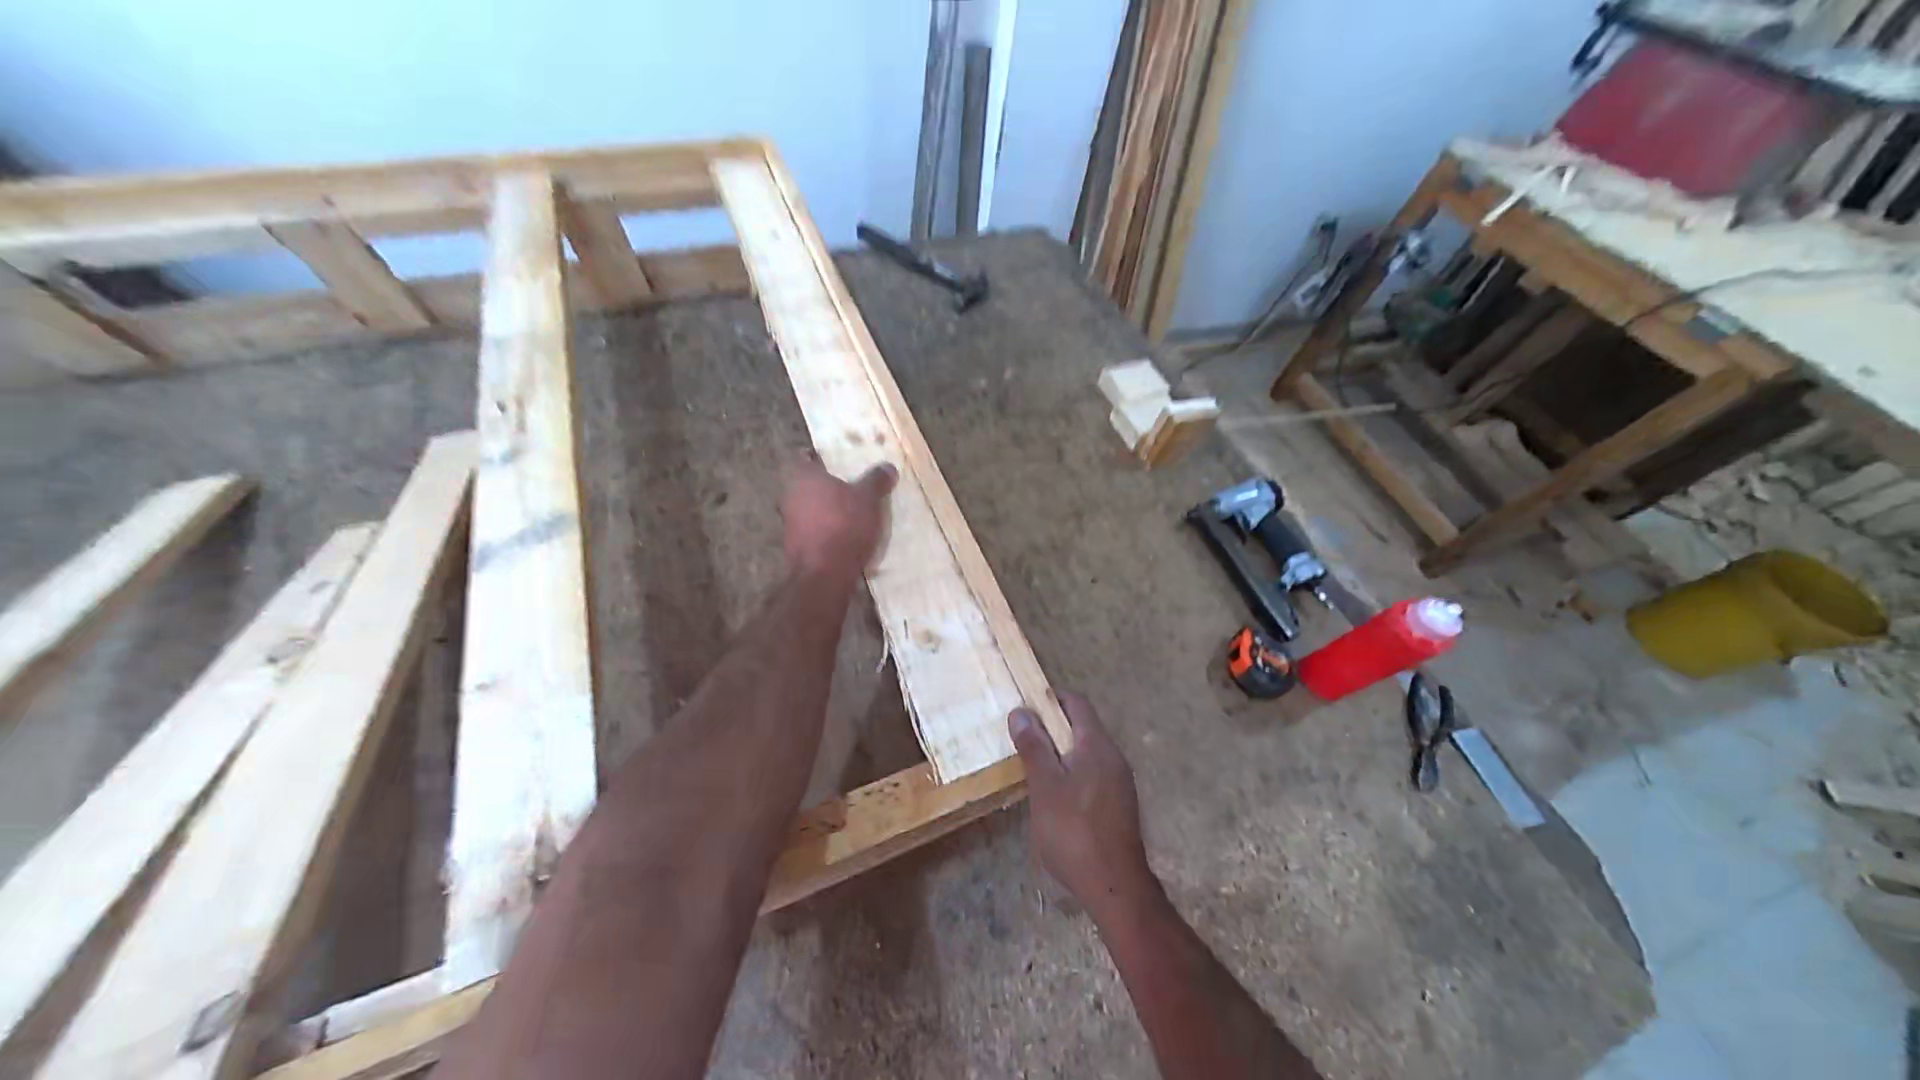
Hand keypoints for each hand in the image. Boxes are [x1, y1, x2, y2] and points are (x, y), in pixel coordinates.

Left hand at [781, 457, 896, 580]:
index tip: (837, 461)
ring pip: (809, 508)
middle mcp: (790, 495)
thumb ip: (876, 480)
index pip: (804, 456)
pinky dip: (826, 530)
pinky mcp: (796, 546)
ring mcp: (789, 522)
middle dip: (826, 485)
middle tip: (851, 485)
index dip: (820, 457)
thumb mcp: (868, 499)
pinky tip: (845, 536)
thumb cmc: (844, 524)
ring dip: (826, 509)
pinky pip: (813, 529)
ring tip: (852, 512)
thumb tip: (887, 466)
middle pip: (807, 483)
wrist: (824, 573)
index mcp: (802, 476)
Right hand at [1008, 693, 1157, 916]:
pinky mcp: (1119, 806)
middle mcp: (1114, 758)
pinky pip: (1093, 776)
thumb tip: (1022, 712)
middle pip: (1083, 728)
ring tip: (1033, 768)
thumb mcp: (1045, 786)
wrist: (1114, 887)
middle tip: (1022, 739)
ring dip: (1061, 753)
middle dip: (1052, 727)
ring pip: (1087, 754)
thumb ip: (1034, 747)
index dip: (1051, 699)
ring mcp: (1120, 783)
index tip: (1025, 706)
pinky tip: (1054, 797)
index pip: (1077, 704)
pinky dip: (1072, 774)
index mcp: (1097, 746)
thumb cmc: (1074, 831)